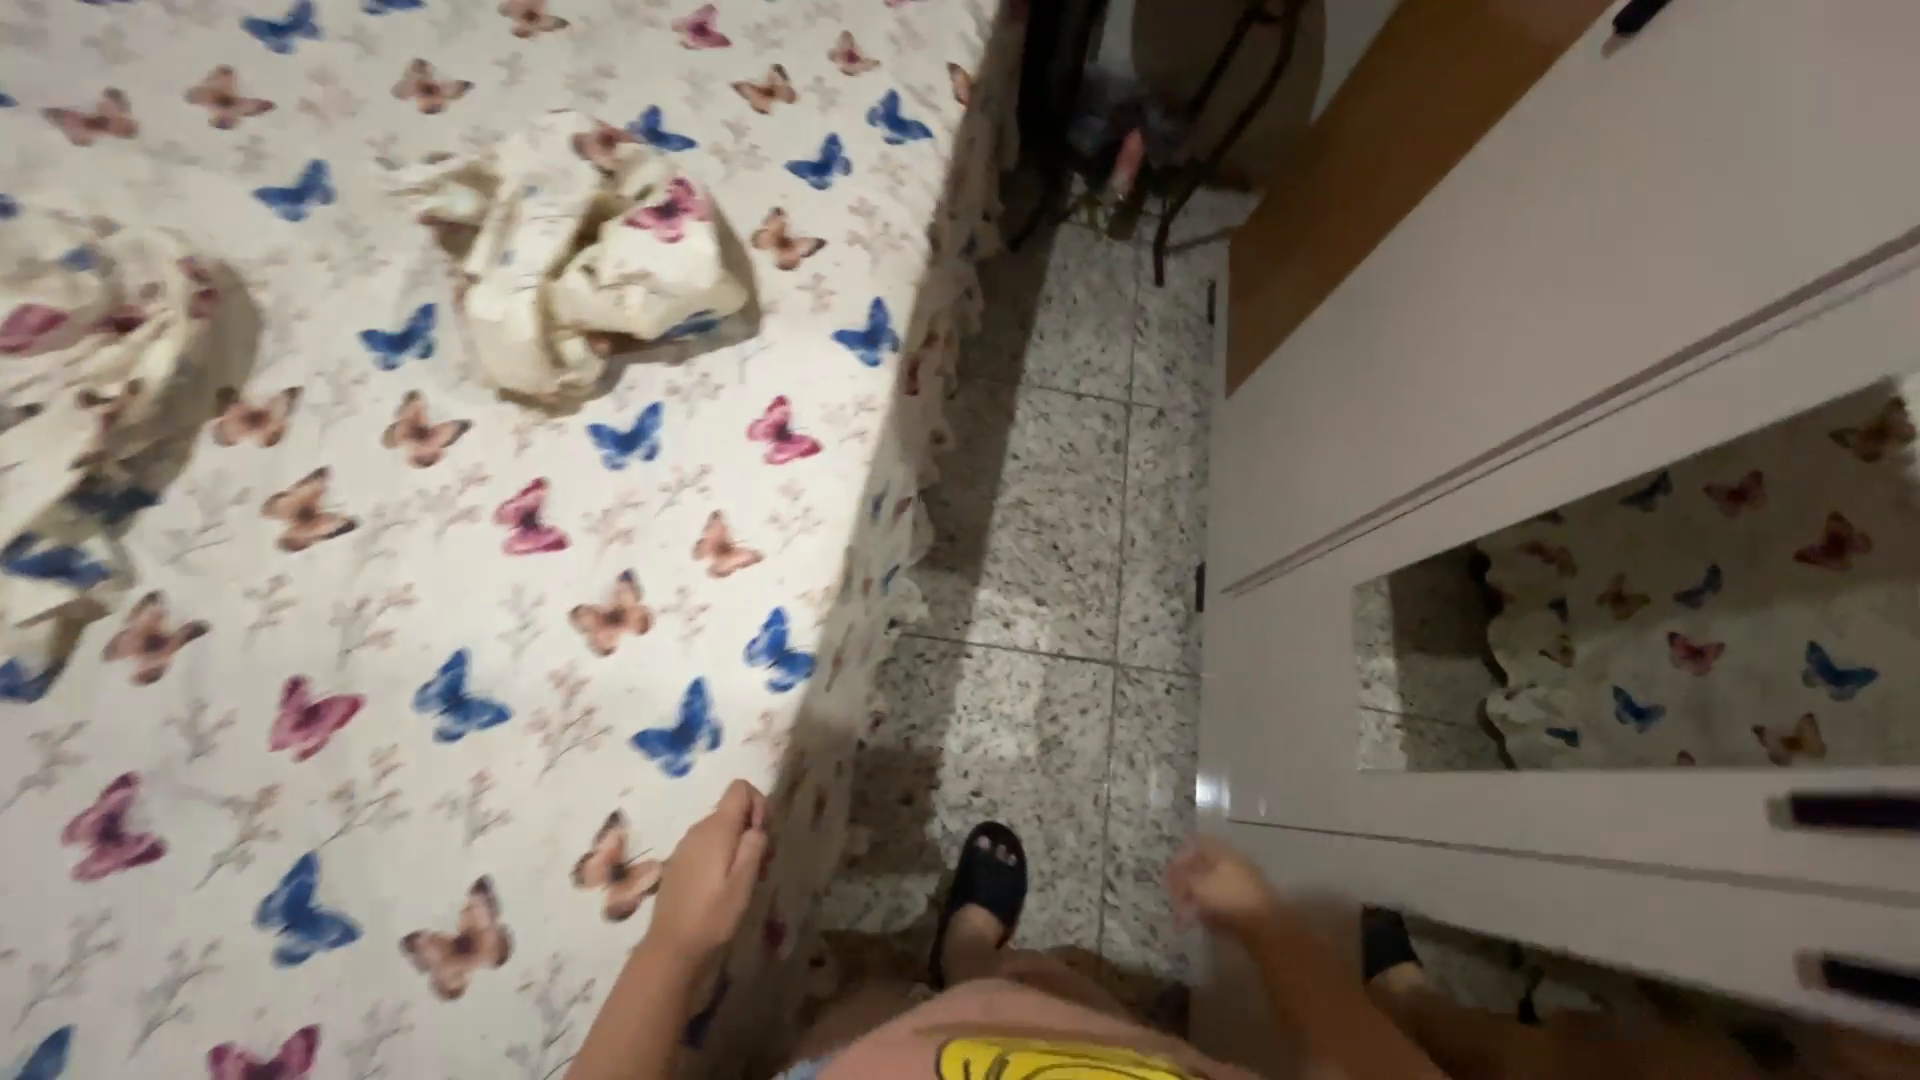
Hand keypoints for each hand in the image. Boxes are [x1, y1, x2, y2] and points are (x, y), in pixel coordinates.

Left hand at [648, 779, 768, 965]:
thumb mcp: (744, 881)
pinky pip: (707, 844)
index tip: (762, 835)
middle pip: (732, 809)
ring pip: (721, 828)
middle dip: (751, 829)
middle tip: (759, 866)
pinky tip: (723, 887)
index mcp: (716, 828)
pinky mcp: (679, 862)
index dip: (758, 803)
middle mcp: (698, 828)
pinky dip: (721, 855)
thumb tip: (757, 826)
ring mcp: (685, 845)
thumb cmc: (713, 915)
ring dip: (738, 845)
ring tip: (743, 880)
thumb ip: (754, 845)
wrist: (670, 947)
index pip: (740, 787)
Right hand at [1167, 835, 1279, 940]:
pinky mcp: (1250, 904)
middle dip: (1186, 883)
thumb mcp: (1196, 884)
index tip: (1168, 876)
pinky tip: (1206, 923)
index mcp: (1222, 851)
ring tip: (1188, 916)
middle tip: (1176, 899)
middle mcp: (1234, 862)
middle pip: (1203, 866)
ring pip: (1212, 886)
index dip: (1179, 857)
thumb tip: (1172, 873)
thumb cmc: (1227, 899)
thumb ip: (1180, 877)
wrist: (1267, 928)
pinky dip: (1211, 911)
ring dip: (1197, 899)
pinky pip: (1224, 902)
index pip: (1195, 844)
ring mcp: (1244, 883)